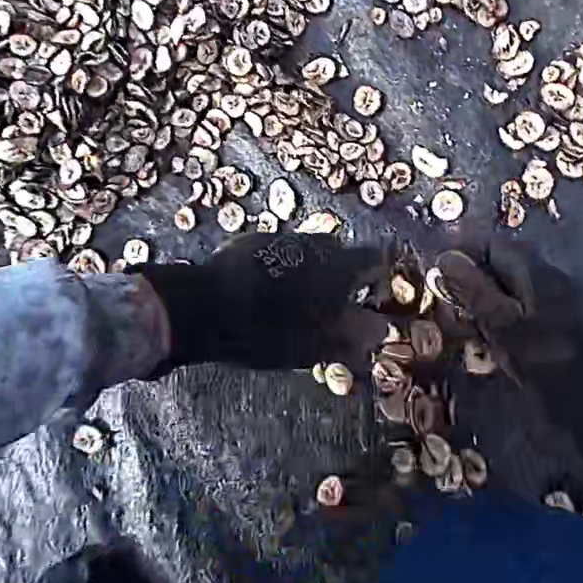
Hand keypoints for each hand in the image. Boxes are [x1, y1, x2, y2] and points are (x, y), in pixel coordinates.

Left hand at [135, 234, 389, 372]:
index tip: (378, 282)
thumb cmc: (263, 331)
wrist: (203, 307)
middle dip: (341, 269)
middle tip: (337, 294)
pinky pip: (278, 249)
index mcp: (331, 267)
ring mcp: (276, 238)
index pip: (370, 258)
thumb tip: (378, 329)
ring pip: (306, 247)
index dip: (377, 270)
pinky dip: (282, 263)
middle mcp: (308, 243)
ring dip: (311, 264)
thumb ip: (348, 336)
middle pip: (337, 250)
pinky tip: (270, 284)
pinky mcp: (249, 241)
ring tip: (302, 292)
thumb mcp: (311, 345)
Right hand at [434, 234, 582, 527]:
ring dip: (482, 305)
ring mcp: (560, 307)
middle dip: (470, 283)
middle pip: (499, 266)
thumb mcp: (502, 326)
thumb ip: (473, 288)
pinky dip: (500, 323)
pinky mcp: (562, 331)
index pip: (490, 245)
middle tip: (450, 309)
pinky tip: (491, 345)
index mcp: (539, 273)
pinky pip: (521, 313)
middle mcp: (552, 282)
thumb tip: (446, 256)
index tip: (438, 281)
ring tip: (467, 330)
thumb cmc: (548, 369)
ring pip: (508, 292)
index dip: (461, 258)